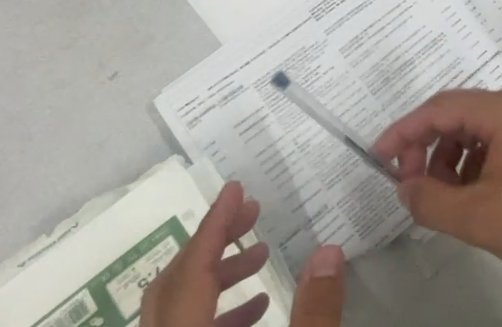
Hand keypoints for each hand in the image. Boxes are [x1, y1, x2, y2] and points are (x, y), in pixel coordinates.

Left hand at [140, 182, 344, 326]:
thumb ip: (315, 313)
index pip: (191, 275)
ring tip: (261, 254)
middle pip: (173, 287)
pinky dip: (215, 310)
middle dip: (213, 244)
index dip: (214, 229)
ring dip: (217, 276)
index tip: (236, 189)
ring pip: (175, 310)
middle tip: (253, 212)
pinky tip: (259, 304)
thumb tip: (329, 252)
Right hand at [373, 89, 501, 268]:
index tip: (377, 158)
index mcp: (501, 111)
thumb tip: (405, 187)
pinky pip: (487, 142)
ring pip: (468, 130)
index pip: (439, 108)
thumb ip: (432, 201)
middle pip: (453, 113)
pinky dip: (467, 164)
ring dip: (445, 158)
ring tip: (438, 198)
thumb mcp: (479, 216)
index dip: (403, 131)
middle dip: (423, 145)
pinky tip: (464, 195)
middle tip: (408, 184)